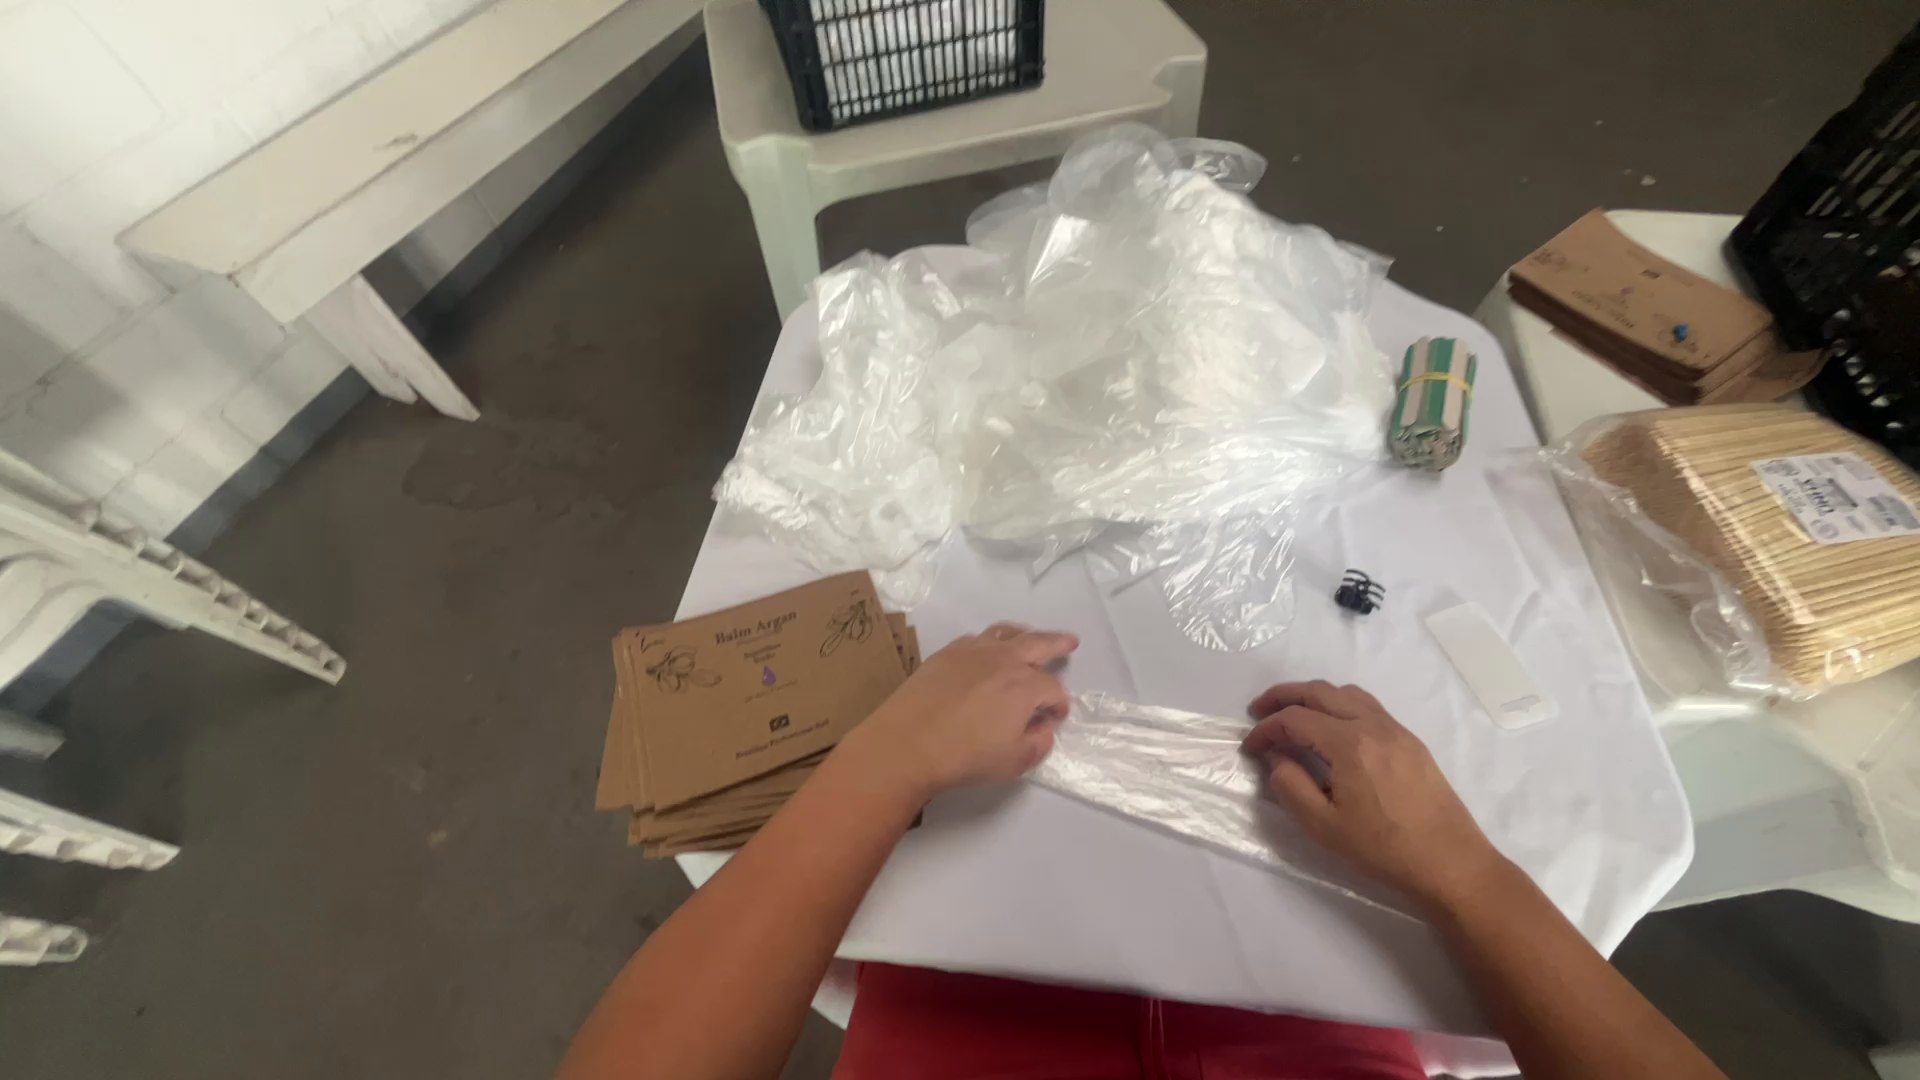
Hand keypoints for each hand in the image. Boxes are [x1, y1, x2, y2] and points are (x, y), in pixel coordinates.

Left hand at [843, 622, 1076, 801]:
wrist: (907, 742)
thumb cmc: (964, 756)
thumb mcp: (1014, 761)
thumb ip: (1038, 743)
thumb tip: (1042, 727)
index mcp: (1025, 685)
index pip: (1053, 689)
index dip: (1059, 704)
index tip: (1056, 717)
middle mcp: (1003, 660)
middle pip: (1038, 643)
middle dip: (1057, 642)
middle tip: (1069, 641)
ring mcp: (972, 651)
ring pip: (1005, 633)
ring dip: (1023, 634)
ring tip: (1029, 638)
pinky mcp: (946, 653)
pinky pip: (976, 639)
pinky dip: (989, 642)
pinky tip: (986, 652)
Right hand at [1242, 681, 1509, 911]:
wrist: (1452, 865)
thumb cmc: (1383, 849)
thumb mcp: (1322, 825)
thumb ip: (1289, 784)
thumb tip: (1277, 756)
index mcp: (1349, 744)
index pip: (1294, 719)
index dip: (1266, 729)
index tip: (1250, 747)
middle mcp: (1373, 725)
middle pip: (1319, 691)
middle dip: (1283, 696)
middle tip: (1259, 710)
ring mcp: (1396, 730)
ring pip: (1345, 692)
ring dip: (1312, 695)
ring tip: (1293, 712)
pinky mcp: (1410, 742)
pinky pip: (1367, 705)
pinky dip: (1338, 704)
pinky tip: (1331, 727)